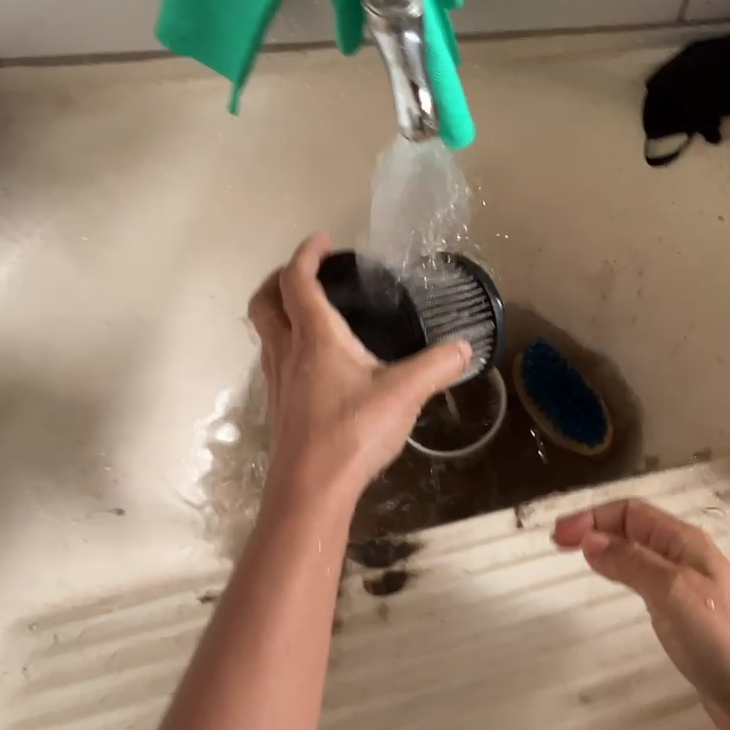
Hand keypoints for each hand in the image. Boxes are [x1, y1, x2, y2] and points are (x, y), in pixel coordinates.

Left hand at [247, 232, 471, 508]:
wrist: (310, 490)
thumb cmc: (352, 433)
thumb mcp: (405, 394)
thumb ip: (438, 366)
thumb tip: (465, 347)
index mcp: (315, 338)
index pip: (298, 282)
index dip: (306, 254)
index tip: (324, 239)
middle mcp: (287, 352)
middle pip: (264, 302)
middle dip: (279, 278)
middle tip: (307, 272)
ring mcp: (277, 381)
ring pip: (265, 332)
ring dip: (280, 311)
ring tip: (313, 312)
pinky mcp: (280, 406)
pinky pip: (275, 358)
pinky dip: (288, 343)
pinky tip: (318, 363)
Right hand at [553, 499, 729, 729]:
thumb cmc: (722, 638)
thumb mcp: (672, 592)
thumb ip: (631, 562)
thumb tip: (589, 538)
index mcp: (686, 542)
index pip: (632, 512)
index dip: (593, 517)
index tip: (557, 536)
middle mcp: (688, 559)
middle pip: (635, 529)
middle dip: (597, 528)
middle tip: (558, 543)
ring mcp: (690, 590)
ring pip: (642, 556)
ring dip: (610, 550)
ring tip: (580, 559)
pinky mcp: (689, 621)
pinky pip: (650, 585)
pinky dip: (625, 577)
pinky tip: (619, 590)